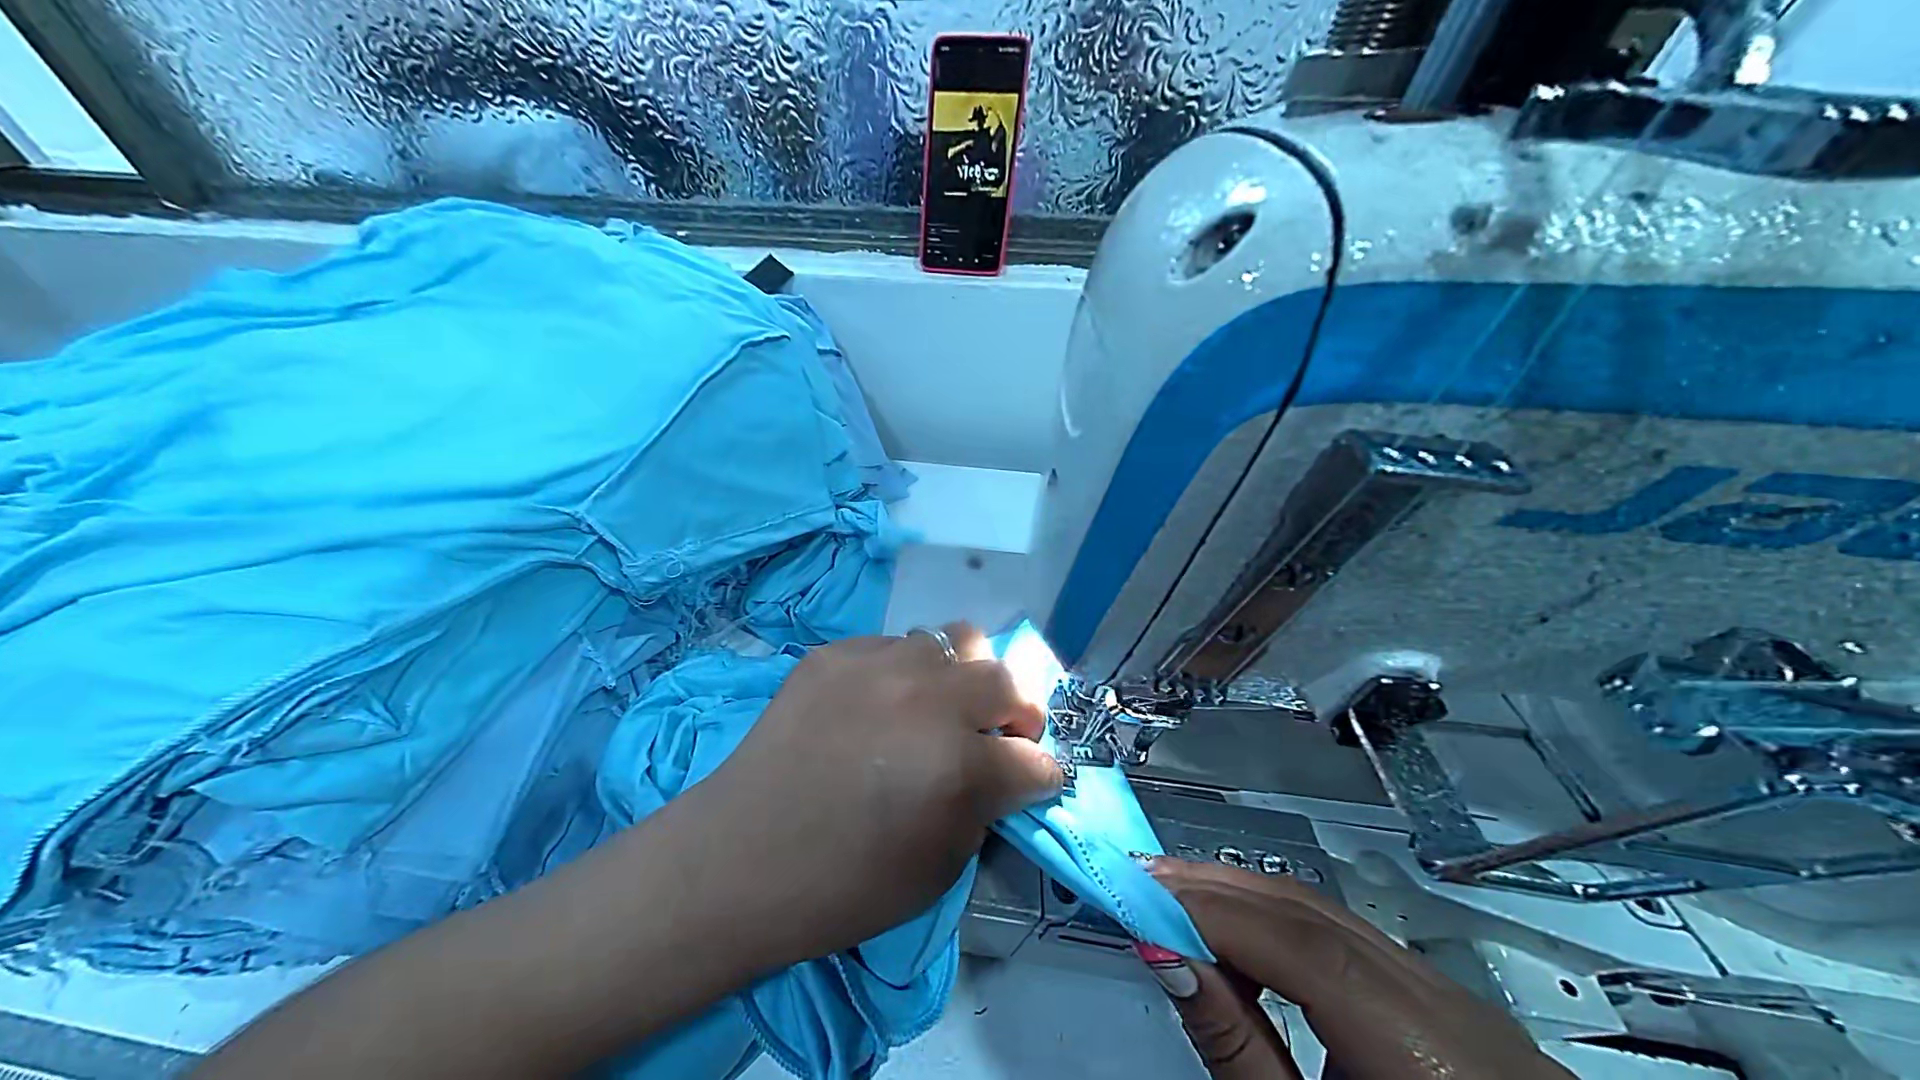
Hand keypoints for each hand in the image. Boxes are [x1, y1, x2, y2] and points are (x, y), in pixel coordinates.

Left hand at [686, 622, 1061, 969]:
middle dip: (1018, 712)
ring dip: (963, 676)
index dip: (1040, 775)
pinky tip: (881, 704)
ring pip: (953, 640)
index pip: (1034, 759)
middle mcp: (926, 700)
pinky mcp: (835, 654)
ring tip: (942, 704)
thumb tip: (1004, 775)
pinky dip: (904, 672)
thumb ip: (984, 810)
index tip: (1033, 780)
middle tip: (1000, 734)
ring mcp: (877, 667)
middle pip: (1006, 680)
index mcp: (958, 766)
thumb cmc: (841, 885)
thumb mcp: (938, 870)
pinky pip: (893, 645)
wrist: (738, 859)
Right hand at [1146, 859, 1575, 1079]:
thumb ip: (1238, 1051)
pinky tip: (1234, 931)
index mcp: (1430, 1053)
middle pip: (1312, 914)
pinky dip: (1275, 920)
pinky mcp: (1433, 994)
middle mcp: (1449, 1005)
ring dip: (1240, 897)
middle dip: (1217, 889)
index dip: (1214, 910)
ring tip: (1172, 898)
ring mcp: (1448, 994)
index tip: (1139, 893)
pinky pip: (1342, 934)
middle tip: (1139, 879)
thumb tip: (1169, 959)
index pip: (1304, 945)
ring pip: (1326, 914)